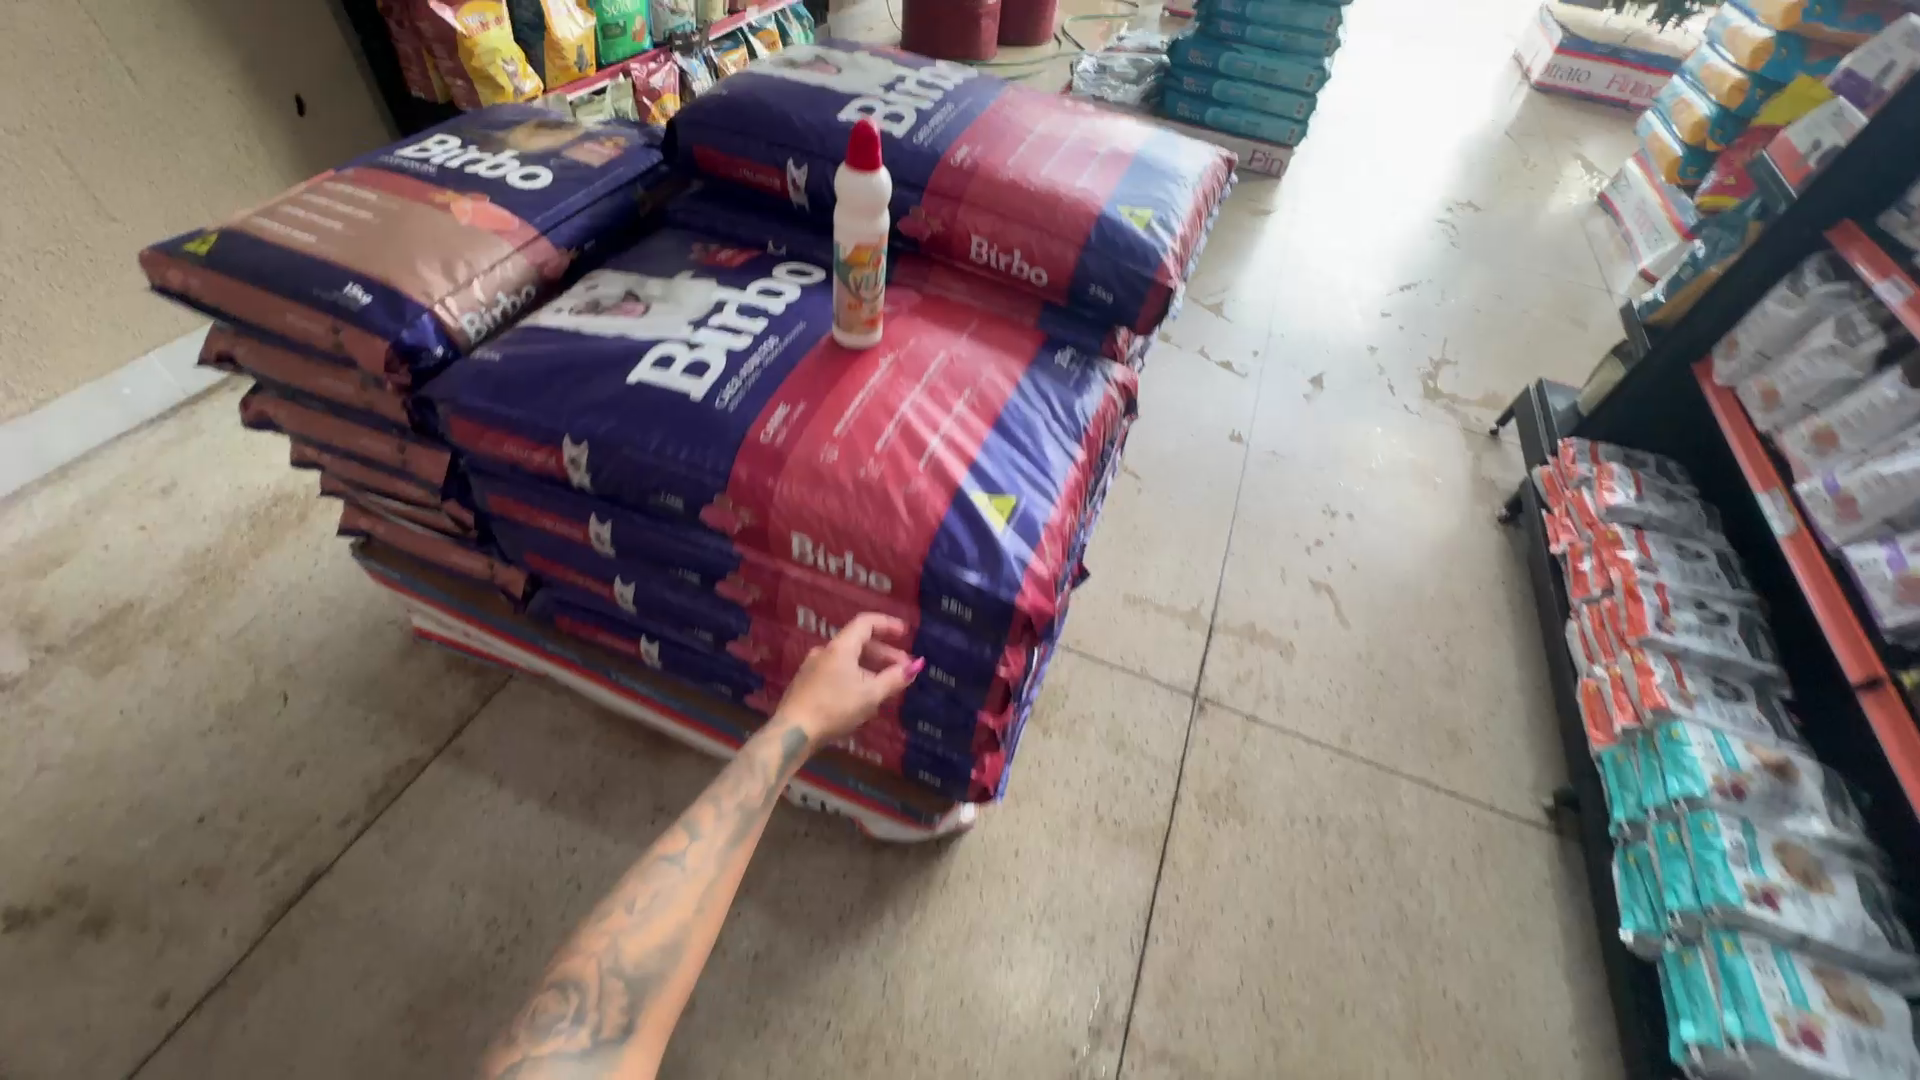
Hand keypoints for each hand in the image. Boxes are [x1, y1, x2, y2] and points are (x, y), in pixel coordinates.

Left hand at [774, 613, 922, 747]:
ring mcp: (813, 667)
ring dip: (870, 667)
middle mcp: (825, 651)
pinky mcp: (807, 684)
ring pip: (848, 659)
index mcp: (840, 647)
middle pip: (859, 643)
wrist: (793, 732)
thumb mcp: (870, 695)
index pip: (866, 623)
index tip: (905, 633)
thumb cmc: (834, 708)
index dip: (887, 624)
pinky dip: (855, 675)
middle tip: (903, 668)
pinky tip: (863, 695)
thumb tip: (917, 665)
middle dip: (884, 653)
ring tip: (887, 684)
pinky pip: (837, 671)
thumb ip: (895, 679)